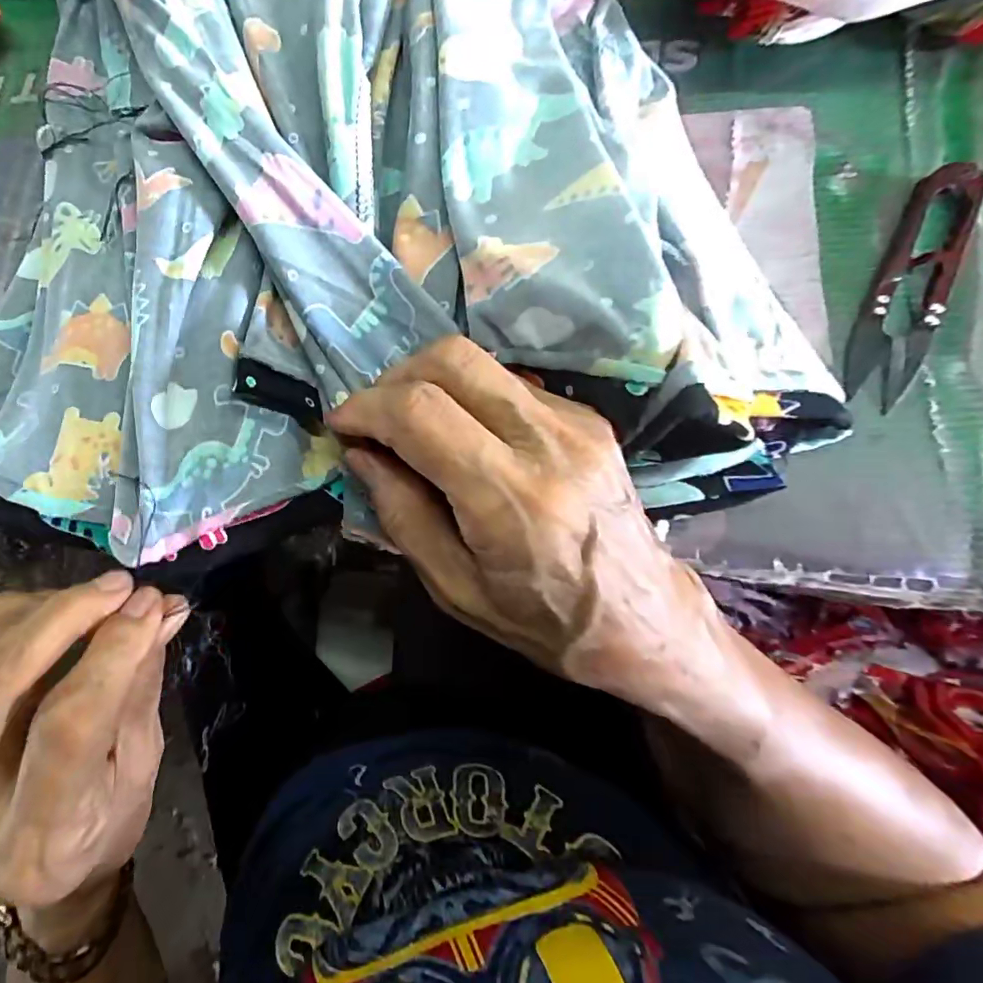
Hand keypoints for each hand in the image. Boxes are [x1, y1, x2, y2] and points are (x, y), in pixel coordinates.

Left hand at [0, 573, 188, 948]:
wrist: (38, 862)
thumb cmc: (104, 824)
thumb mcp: (140, 767)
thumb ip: (140, 685)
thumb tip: (161, 610)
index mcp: (39, 840)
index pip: (67, 728)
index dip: (111, 655)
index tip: (151, 607)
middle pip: (2, 680)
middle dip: (67, 615)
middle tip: (120, 586)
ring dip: (42, 608)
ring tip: (95, 597)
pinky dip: (6, 613)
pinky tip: (48, 608)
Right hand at [327, 336, 743, 719]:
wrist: (642, 622)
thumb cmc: (539, 619)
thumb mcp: (451, 586)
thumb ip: (400, 513)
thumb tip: (361, 454)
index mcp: (511, 498)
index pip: (420, 413)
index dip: (366, 408)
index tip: (341, 426)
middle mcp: (547, 444)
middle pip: (451, 360)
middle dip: (393, 379)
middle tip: (373, 418)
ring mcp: (574, 423)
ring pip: (478, 360)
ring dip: (425, 381)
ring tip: (408, 424)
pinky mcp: (586, 417)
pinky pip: (504, 382)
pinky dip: (463, 396)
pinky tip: (459, 436)